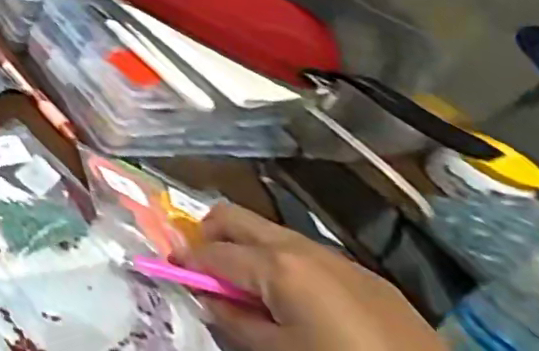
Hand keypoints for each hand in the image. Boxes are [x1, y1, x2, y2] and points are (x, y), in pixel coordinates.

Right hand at [181, 203, 445, 350]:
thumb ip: (236, 321)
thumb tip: (207, 298)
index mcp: (276, 263)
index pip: (211, 252)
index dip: (186, 261)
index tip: (171, 270)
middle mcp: (300, 245)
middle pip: (233, 217)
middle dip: (207, 234)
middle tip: (203, 268)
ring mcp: (338, 258)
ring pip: (269, 232)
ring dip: (247, 249)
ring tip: (249, 288)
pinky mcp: (368, 278)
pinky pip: (306, 254)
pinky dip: (282, 264)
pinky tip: (295, 301)